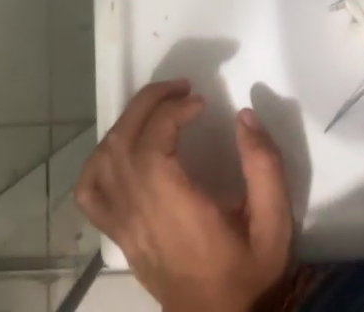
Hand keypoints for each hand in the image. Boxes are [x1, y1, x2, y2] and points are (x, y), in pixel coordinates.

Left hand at [76, 81, 292, 311]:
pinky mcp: (118, 233)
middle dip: (150, 102)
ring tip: (160, 108)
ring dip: (128, 122)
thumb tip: (245, 117)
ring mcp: (122, 224)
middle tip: (182, 88)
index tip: (201, 102)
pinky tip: (124, 147)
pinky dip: (99, 160)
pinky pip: (90, 190)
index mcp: (174, 210)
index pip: (152, 144)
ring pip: (104, 158)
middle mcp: (139, 213)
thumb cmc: (248, 274)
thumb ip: (265, 168)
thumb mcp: (274, 225)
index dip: (172, 111)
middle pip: (123, 141)